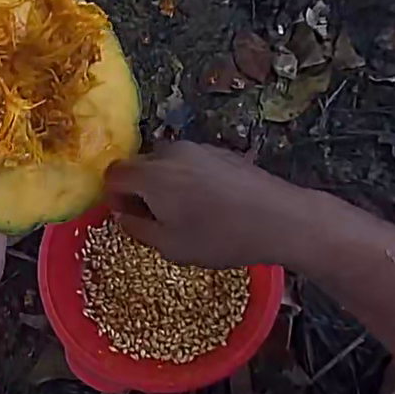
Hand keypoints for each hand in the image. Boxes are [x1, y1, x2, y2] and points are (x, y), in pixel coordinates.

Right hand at [103, 142, 315, 267]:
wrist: (281, 219)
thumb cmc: (220, 237)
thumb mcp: (170, 245)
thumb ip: (137, 228)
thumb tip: (122, 215)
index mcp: (152, 175)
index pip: (114, 174)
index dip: (113, 196)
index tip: (129, 217)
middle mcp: (171, 153)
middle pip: (139, 165)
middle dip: (138, 189)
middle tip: (156, 218)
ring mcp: (199, 148)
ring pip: (165, 163)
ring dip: (164, 184)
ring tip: (185, 213)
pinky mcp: (221, 151)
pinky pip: (190, 162)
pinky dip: (187, 179)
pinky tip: (210, 204)